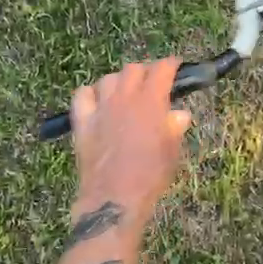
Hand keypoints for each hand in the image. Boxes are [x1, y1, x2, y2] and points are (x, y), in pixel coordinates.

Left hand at [68, 57, 193, 243]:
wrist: (115, 198)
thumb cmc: (151, 176)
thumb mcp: (172, 151)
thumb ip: (174, 127)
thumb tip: (179, 114)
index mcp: (151, 101)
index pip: (161, 68)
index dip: (170, 65)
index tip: (175, 68)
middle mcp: (125, 97)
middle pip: (133, 68)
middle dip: (144, 72)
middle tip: (151, 85)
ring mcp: (101, 107)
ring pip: (108, 79)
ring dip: (119, 82)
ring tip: (125, 94)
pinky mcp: (82, 122)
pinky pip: (82, 95)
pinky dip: (90, 94)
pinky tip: (97, 103)